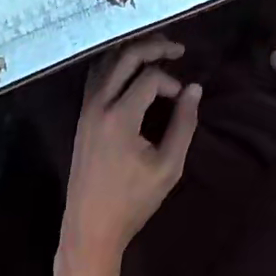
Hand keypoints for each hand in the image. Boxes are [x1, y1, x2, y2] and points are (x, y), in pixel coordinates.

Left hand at [61, 37, 202, 266]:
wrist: (90, 228)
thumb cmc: (132, 201)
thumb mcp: (168, 167)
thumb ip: (184, 124)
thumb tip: (194, 88)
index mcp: (119, 117)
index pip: (150, 77)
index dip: (171, 82)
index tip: (183, 100)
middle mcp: (98, 104)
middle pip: (125, 56)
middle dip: (154, 46)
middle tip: (177, 47)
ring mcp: (86, 107)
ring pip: (107, 60)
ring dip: (132, 50)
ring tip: (157, 50)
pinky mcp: (81, 114)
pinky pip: (97, 74)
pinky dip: (115, 63)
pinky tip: (131, 68)